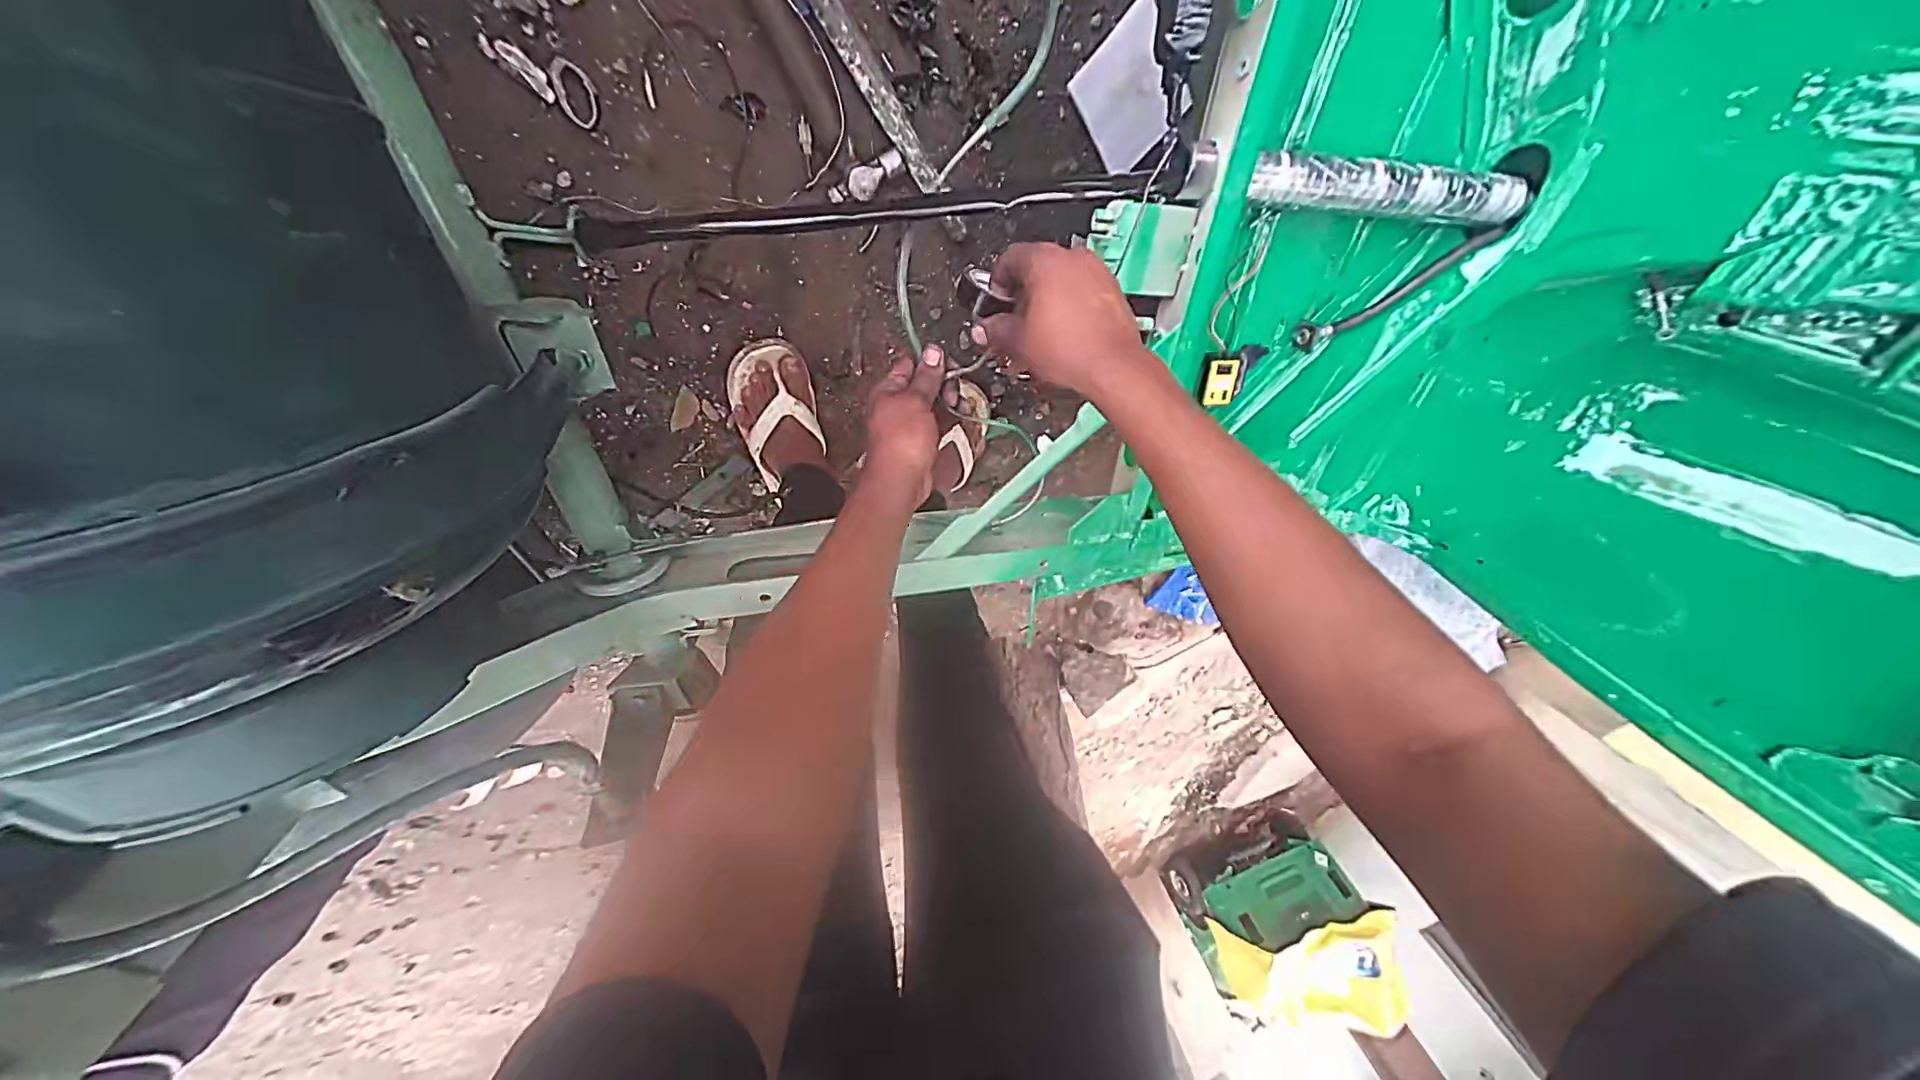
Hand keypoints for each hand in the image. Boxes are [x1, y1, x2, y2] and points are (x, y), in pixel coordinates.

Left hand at [861, 344, 946, 506]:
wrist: (902, 479)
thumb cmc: (901, 440)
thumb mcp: (915, 400)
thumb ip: (926, 376)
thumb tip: (932, 352)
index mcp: (888, 391)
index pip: (910, 366)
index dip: (930, 362)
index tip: (949, 364)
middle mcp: (898, 407)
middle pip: (925, 387)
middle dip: (944, 386)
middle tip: (954, 392)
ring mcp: (911, 426)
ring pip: (936, 406)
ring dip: (951, 405)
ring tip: (960, 408)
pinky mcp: (923, 442)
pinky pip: (940, 425)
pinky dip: (952, 422)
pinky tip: (962, 421)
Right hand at [971, 242, 1155, 400]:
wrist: (1112, 366)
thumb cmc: (1072, 349)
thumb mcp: (1018, 342)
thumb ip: (996, 330)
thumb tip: (986, 328)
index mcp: (1044, 260)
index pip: (1009, 257)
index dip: (997, 281)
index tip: (995, 299)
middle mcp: (1073, 258)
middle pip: (1037, 266)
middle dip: (1022, 293)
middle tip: (1014, 319)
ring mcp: (1096, 272)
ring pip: (1062, 278)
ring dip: (1047, 299)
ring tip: (1039, 330)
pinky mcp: (1112, 291)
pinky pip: (1083, 291)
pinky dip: (1070, 306)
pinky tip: (1064, 333)